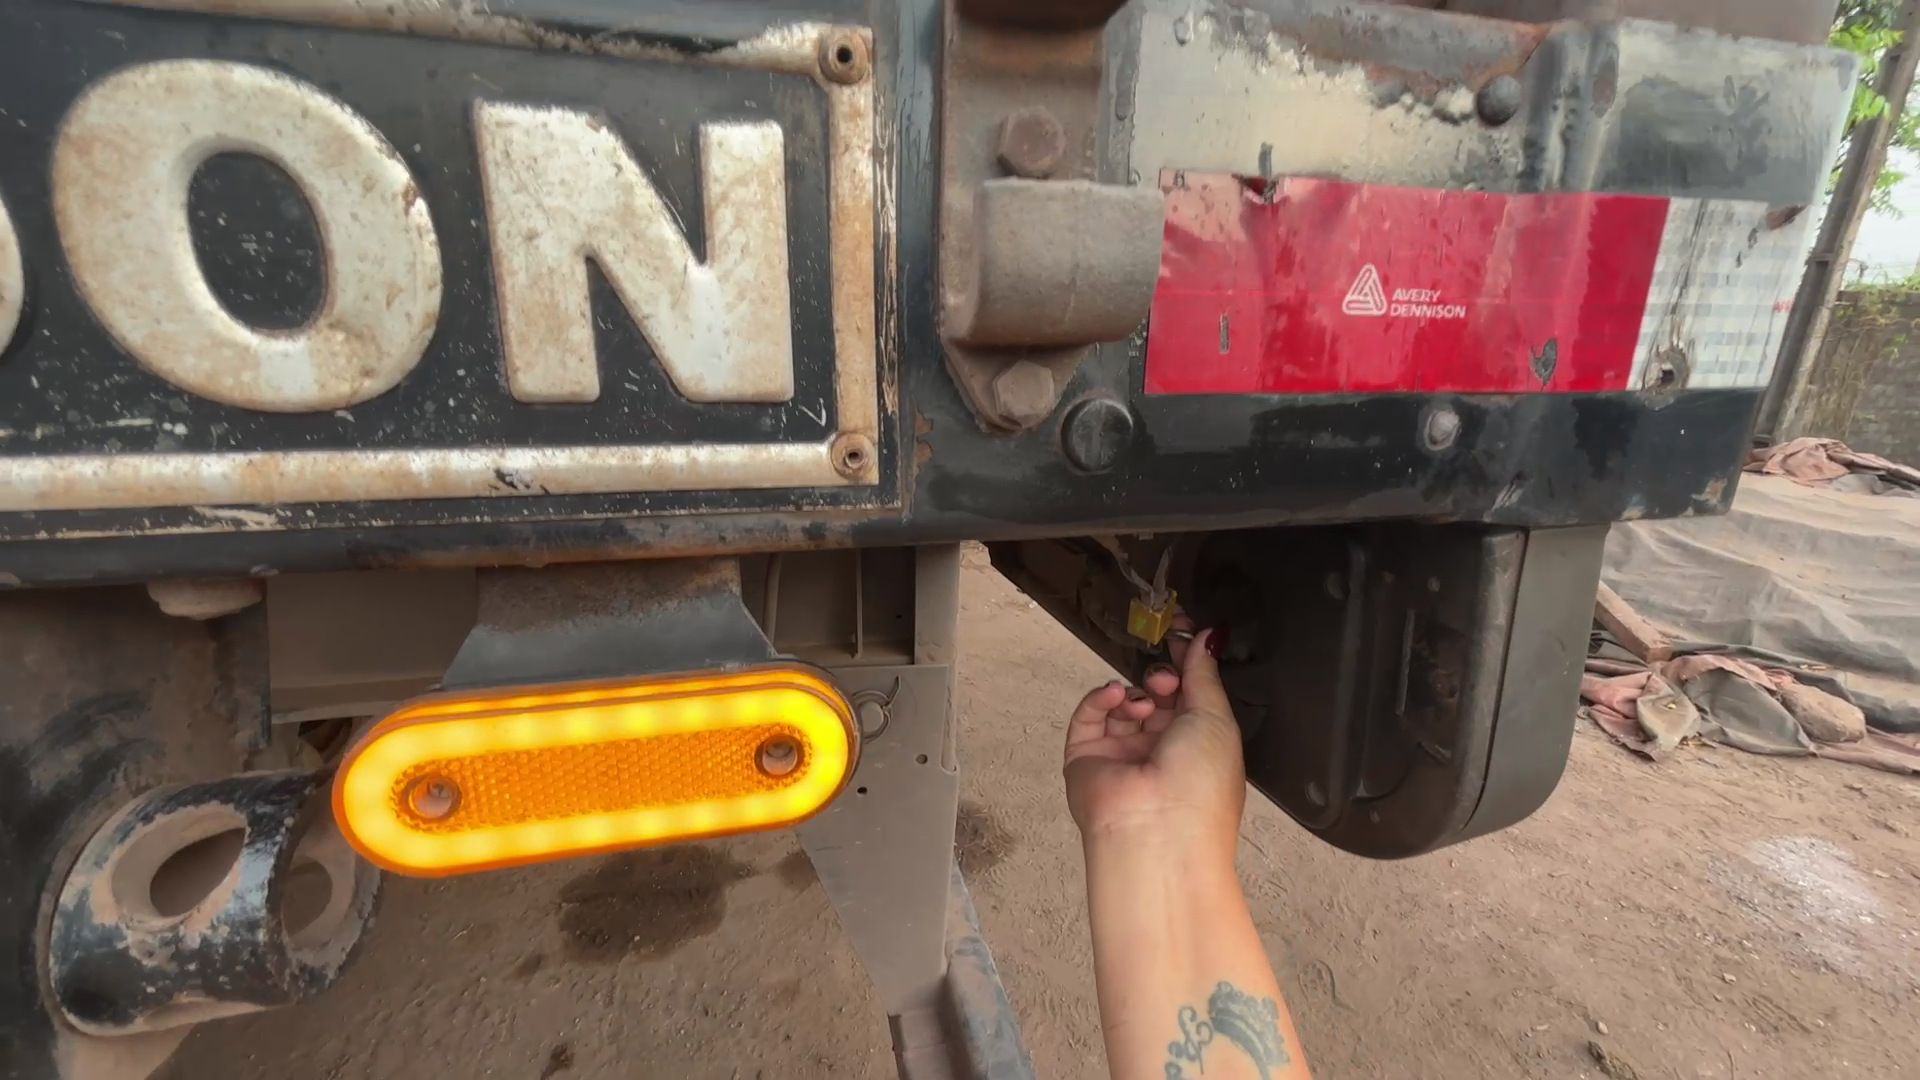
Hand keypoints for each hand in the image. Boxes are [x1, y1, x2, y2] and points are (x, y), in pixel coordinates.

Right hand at [1063, 623, 1245, 861]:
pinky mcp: (1086, 754)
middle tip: (1165, 679)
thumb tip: (1207, 637)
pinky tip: (1115, 696)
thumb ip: (1204, 674)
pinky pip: (1089, 715)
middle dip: (1161, 678)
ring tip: (1144, 700)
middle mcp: (1161, 749)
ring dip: (1135, 692)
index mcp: (1198, 745)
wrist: (1155, 831)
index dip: (1184, 660)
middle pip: (1156, 695)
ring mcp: (1122, 753)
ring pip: (1123, 702)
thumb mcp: (1214, 720)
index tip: (1179, 627)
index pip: (1188, 693)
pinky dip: (1101, 698)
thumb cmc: (1199, 783)